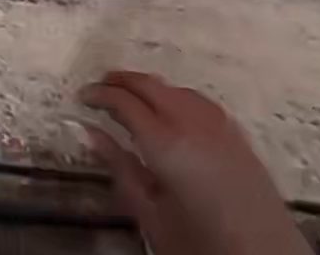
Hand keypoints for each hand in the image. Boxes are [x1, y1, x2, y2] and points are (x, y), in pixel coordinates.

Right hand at [82, 71, 312, 254]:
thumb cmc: (202, 250)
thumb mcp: (151, 217)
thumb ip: (120, 169)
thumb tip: (89, 132)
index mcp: (165, 144)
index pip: (122, 101)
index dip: (98, 94)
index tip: (82, 98)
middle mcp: (191, 123)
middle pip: (147, 84)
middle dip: (119, 81)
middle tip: (99, 89)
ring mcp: (218, 125)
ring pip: (173, 87)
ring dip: (147, 87)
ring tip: (130, 99)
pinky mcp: (238, 134)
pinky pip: (197, 99)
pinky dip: (174, 96)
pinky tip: (169, 111)